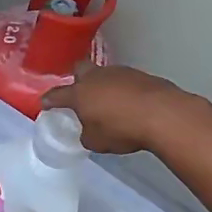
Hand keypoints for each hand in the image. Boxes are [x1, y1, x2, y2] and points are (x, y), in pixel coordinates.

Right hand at [41, 63, 196, 154]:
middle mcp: (97, 78)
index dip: (49, 100)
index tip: (44, 103)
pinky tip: (131, 105)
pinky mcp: (144, 76)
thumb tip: (89, 131)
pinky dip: (125, 91)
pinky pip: (127, 81)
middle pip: (80, 69)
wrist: (166, 115)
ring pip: (105, 74)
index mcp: (79, 93)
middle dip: (78, 79)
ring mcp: (121, 73)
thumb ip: (87, 134)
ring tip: (110, 103)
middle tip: (81, 93)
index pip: (56, 94)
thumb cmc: (122, 129)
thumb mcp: (96, 142)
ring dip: (105, 85)